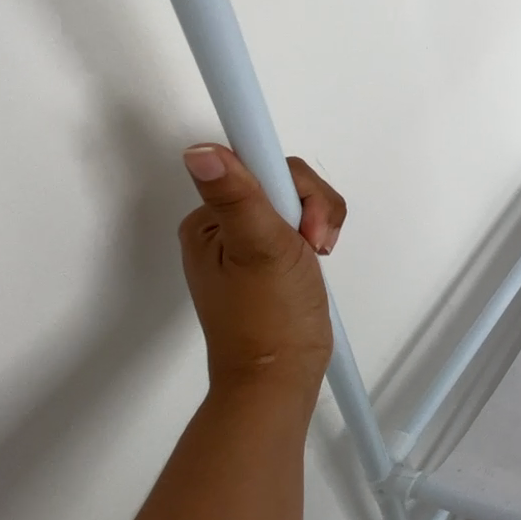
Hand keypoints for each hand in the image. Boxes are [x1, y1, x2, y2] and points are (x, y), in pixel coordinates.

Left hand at [177, 144, 343, 393]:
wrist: (283, 370)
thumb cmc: (270, 313)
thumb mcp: (259, 248)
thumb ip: (238, 196)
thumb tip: (197, 150)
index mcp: (209, 220)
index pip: (263, 167)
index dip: (298, 188)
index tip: (305, 226)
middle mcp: (225, 224)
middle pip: (286, 182)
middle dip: (315, 208)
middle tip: (316, 246)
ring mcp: (250, 240)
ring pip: (301, 200)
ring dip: (323, 221)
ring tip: (319, 255)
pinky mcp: (273, 254)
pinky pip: (304, 221)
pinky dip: (320, 232)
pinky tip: (317, 257)